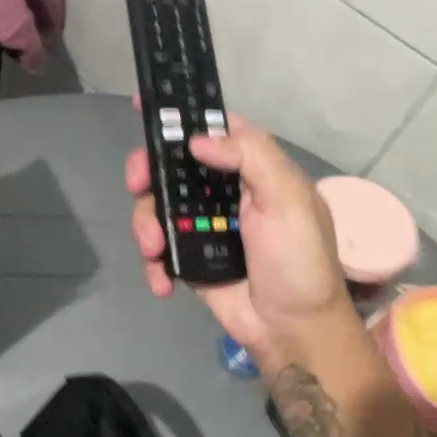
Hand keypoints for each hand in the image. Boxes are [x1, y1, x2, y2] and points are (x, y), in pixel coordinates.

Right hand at [127, 109, 349, 358]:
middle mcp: (222, 191)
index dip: (180, 116)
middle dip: (146, 172)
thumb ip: (251, 157)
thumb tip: (195, 140)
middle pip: (169, 165)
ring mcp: (201, 224)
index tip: (142, 107)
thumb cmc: (300, 260)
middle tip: (137, 185)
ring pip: (154, 206)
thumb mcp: (289, 200)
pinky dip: (152, 263)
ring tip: (154, 250)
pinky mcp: (186, 257)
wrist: (291, 330)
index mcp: (252, 169)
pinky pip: (154, 248)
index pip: (213, 128)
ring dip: (145, 225)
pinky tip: (163, 281)